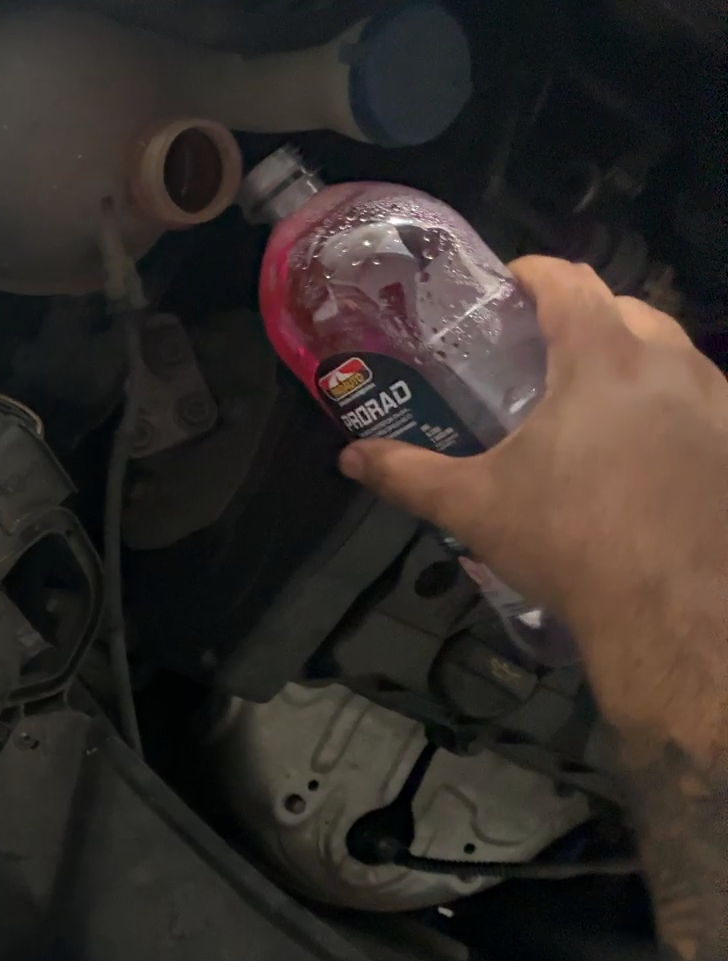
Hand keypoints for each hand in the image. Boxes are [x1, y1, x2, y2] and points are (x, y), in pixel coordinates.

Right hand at [337, 256, 727, 744]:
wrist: (681, 607)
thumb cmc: (568, 537)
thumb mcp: (466, 503)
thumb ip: (402, 472)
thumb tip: (349, 456)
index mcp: (604, 367)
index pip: (573, 286)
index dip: (533, 274)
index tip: (500, 283)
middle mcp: (676, 370)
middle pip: (629, 310)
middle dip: (577, 314)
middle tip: (523, 346)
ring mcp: (722, 406)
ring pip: (670, 352)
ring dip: (621, 356)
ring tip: (570, 395)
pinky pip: (697, 395)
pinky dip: (654, 397)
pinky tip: (621, 444)